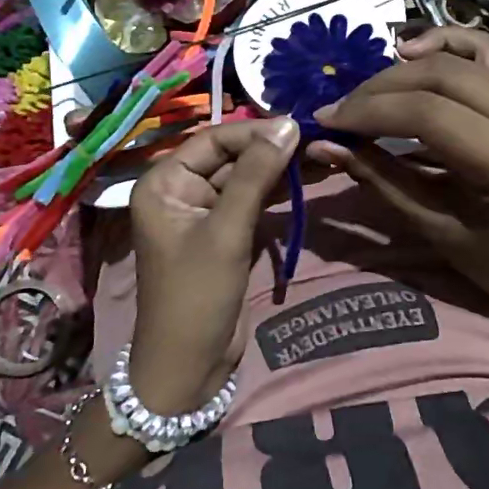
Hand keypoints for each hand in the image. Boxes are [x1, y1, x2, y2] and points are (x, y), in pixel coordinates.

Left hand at [128, 118, 298, 411]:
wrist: (190, 364)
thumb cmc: (198, 294)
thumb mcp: (227, 231)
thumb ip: (256, 175)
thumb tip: (289, 124)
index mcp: (165, 182)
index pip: (214, 140)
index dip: (256, 131)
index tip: (300, 126)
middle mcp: (182, 190)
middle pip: (232, 156)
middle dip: (273, 149)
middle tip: (320, 141)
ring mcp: (205, 212)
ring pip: (247, 178)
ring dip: (281, 169)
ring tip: (324, 154)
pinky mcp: (226, 232)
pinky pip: (253, 201)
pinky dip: (278, 192)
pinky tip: (309, 179)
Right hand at [307, 28, 488, 313]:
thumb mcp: (430, 225)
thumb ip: (377, 177)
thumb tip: (321, 144)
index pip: (428, 113)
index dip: (371, 110)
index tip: (328, 118)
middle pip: (442, 76)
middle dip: (381, 87)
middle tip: (343, 109)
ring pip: (460, 59)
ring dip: (405, 69)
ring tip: (369, 89)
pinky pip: (486, 54)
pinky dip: (446, 45)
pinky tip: (412, 52)